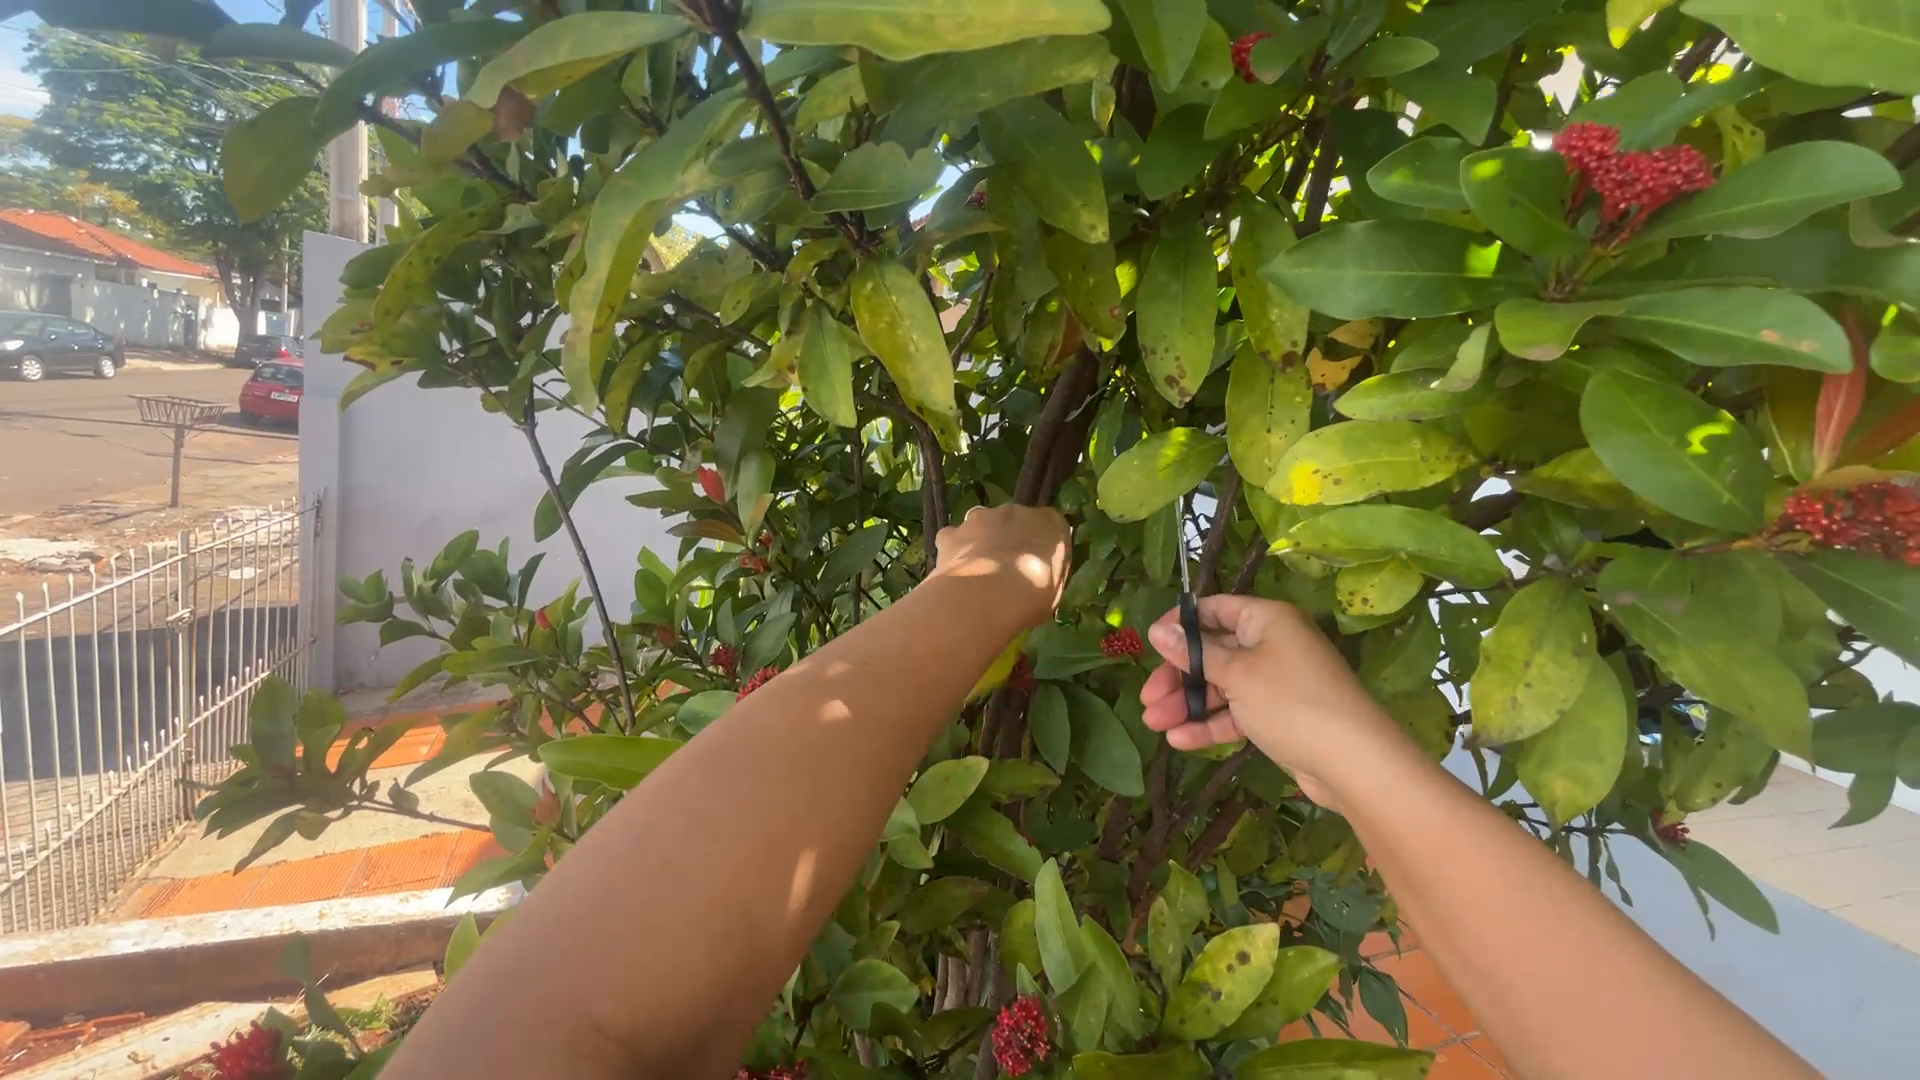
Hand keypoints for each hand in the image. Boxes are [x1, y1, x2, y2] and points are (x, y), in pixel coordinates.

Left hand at [930, 505, 1070, 627]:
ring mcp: (980, 518)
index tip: (1036, 565)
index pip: (1048, 526)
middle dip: (1009, 540)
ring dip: (981, 542)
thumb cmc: (1033, 595)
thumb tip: (1040, 577)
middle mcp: (1015, 511)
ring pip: (981, 525)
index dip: (1040, 546)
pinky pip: (952, 538)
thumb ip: (1049, 573)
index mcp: (1050, 522)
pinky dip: (953, 550)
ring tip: (978, 572)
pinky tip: (955, 571)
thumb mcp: (1055, 590)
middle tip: (1006, 570)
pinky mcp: (952, 533)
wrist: (989, 594)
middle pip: (1012, 522)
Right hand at [1139, 595, 1414, 806]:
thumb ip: (1195, 653)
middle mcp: (1271, 645)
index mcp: (1267, 620)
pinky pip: (1237, 712)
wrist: (1354, 763)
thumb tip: (1157, 629)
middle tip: (1147, 698)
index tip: (1150, 642)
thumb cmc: (1291, 702)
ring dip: (1187, 704)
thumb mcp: (1236, 674)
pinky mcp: (1278, 716)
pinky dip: (1210, 723)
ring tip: (1154, 724)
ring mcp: (1275, 682)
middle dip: (1177, 676)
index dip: (1180, 624)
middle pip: (1213, 652)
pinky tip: (1180, 740)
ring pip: (1221, 686)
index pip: (1214, 609)